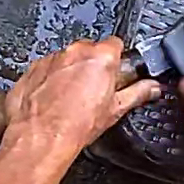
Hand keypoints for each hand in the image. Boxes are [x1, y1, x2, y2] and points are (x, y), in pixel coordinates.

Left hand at [3, 38, 160, 166]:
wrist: (41, 137)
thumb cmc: (76, 125)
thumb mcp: (116, 110)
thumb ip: (137, 93)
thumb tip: (151, 88)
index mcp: (101, 56)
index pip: (116, 45)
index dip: (117, 60)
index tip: (116, 73)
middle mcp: (75, 52)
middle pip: (90, 51)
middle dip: (93, 67)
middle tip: (94, 91)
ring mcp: (51, 59)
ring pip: (66, 60)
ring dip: (70, 74)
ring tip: (71, 100)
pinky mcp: (32, 69)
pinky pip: (46, 70)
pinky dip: (50, 81)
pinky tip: (53, 101)